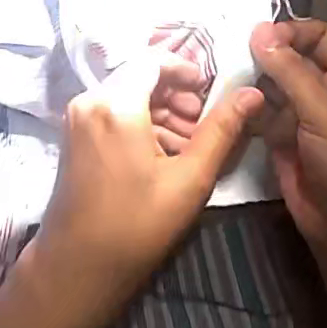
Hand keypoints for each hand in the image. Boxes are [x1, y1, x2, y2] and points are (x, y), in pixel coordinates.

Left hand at [21, 55, 263, 327]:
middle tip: (204, 124)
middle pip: (140, 77)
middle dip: (176, 94)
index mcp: (115, 103)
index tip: (211, 94)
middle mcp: (89, 100)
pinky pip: (112, 112)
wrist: (76, 268)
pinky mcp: (73, 136)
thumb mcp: (189, 179)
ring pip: (126, 95)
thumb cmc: (137, 225)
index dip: (187, 71)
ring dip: (160, 111)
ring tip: (189, 144)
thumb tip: (253, 93)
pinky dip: (140, 122)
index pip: (154, 60)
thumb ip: (222, 130)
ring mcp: (77, 118)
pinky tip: (162, 154)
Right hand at [249, 21, 326, 271]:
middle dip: (263, 55)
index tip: (255, 36)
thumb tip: (259, 31)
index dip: (290, 32)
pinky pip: (260, 112)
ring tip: (221, 75)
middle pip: (291, 58)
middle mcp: (326, 91)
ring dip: (250, 80)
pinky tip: (224, 101)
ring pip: (271, 85)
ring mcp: (302, 116)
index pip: (319, 37)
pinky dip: (244, 107)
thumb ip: (292, 73)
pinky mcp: (282, 138)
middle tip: (228, 53)